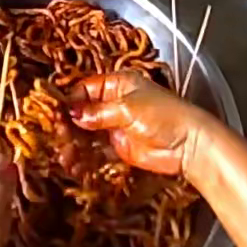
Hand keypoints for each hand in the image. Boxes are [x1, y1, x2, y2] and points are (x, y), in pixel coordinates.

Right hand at [69, 72, 220, 175]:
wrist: (190, 146)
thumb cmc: (163, 115)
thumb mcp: (128, 108)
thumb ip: (98, 112)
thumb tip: (73, 113)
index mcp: (117, 84)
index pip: (86, 88)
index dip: (71, 99)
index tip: (57, 112)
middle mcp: (114, 103)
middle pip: (85, 110)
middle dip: (70, 123)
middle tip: (56, 135)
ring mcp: (117, 126)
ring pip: (89, 132)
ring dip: (76, 141)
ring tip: (63, 152)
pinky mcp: (121, 147)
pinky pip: (98, 150)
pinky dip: (86, 156)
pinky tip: (74, 162)